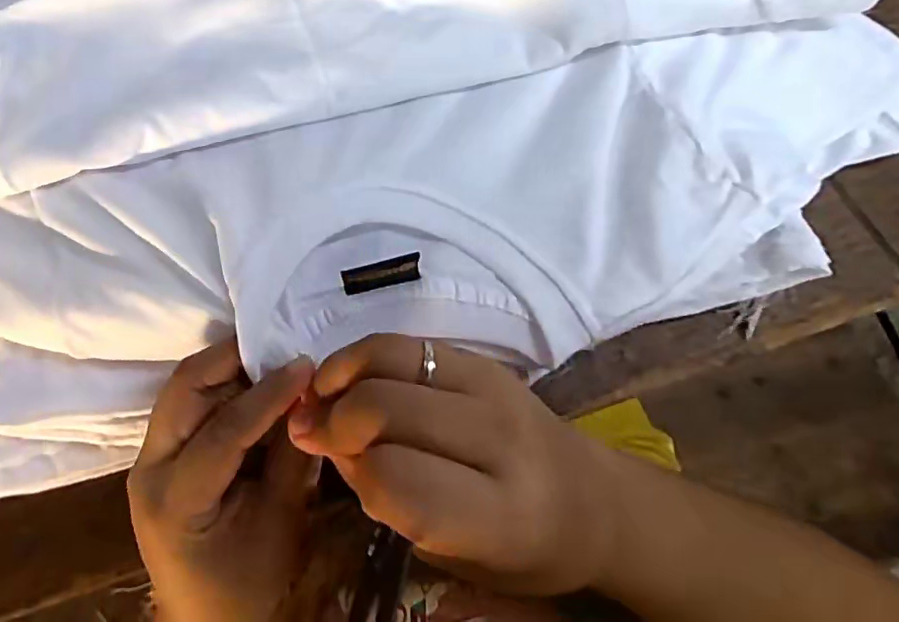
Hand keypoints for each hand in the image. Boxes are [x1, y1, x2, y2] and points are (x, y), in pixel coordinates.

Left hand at [128, 341, 319, 621]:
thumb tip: (309, 395)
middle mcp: (149, 469)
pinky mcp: (161, 452)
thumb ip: (292, 455)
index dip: (267, 393)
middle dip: (232, 359)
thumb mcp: (281, 523)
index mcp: (174, 501)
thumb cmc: (248, 584)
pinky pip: (190, 401)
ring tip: (272, 360)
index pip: (221, 432)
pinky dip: (224, 383)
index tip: (304, 364)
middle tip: (280, 347)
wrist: (209, 621)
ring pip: (184, 387)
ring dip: (228, 367)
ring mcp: (150, 457)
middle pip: (184, 389)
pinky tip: (256, 381)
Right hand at [286, 334, 622, 596]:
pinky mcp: (483, 360)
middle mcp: (498, 439)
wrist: (589, 499)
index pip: (398, 478)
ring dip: (343, 372)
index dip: (351, 469)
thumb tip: (322, 438)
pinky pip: (409, 344)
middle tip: (309, 428)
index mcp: (500, 512)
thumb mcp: (458, 554)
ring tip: (321, 393)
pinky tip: (350, 373)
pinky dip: (367, 354)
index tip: (324, 461)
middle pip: (388, 408)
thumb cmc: (523, 550)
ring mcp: (491, 387)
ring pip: (393, 360)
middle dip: (337, 418)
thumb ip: (388, 500)